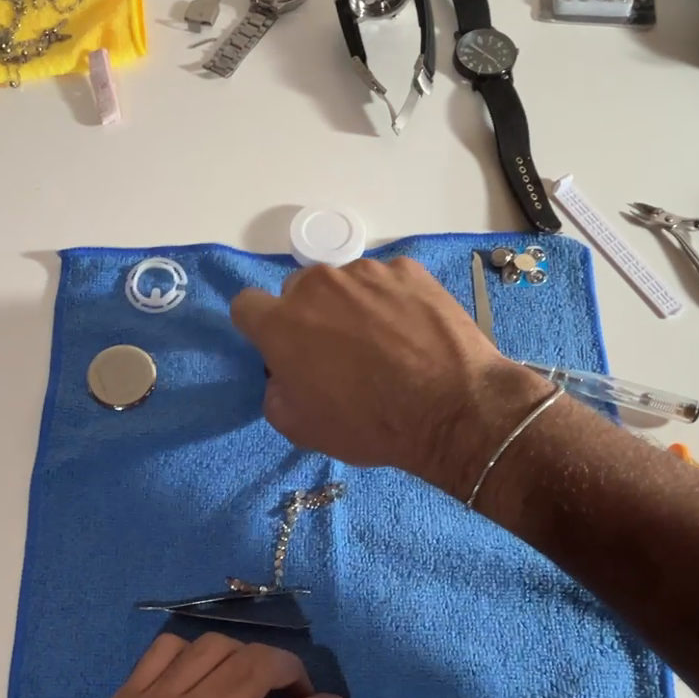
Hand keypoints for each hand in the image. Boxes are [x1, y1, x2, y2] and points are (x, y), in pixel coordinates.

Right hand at [230, 258, 548, 496]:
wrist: (452, 409)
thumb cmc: (368, 425)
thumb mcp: (300, 428)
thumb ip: (275, 391)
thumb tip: (283, 373)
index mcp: (281, 324)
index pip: (246, 306)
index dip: (260, 328)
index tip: (280, 348)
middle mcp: (317, 285)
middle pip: (297, 291)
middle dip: (308, 316)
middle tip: (336, 353)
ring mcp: (365, 272)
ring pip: (343, 284)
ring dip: (351, 307)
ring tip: (382, 345)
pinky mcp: (407, 270)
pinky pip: (385, 282)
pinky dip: (390, 302)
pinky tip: (410, 333)